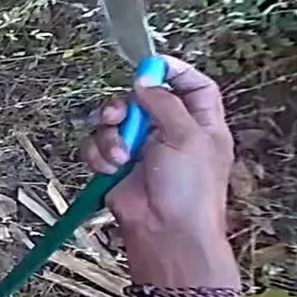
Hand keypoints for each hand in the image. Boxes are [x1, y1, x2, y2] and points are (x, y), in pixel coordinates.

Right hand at [82, 57, 235, 280]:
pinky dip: (100, 155)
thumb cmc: (188, 189)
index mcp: (199, 124)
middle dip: (124, 106)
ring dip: (110, 137)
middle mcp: (169, 133)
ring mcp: (140, 149)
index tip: (150, 65)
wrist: (164, 231)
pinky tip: (111, 169)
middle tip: (119, 115)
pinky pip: (97, 146)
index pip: (193, 86)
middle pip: (141, 100)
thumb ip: (165, 103)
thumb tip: (144, 82)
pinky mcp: (115, 165)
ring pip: (112, 122)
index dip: (174, 72)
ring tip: (119, 156)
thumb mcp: (187, 137)